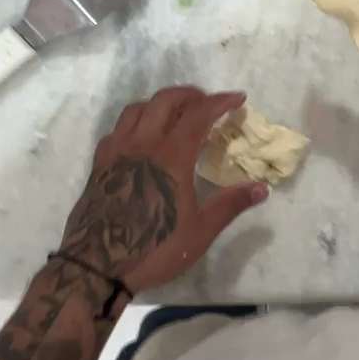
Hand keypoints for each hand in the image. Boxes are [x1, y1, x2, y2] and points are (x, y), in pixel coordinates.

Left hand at [57, 87, 267, 294]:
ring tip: (176, 114)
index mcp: (172, 155)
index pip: (198, 114)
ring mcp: (117, 150)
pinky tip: (143, 138)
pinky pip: (118, 128)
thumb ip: (231, 204)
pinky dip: (137, 122)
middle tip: (207, 103)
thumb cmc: (154, 247)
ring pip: (138, 108)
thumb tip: (262, 188)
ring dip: (161, 103)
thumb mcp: (200, 230)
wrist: (96, 265)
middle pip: (166, 101)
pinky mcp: (99, 163)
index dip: (220, 102)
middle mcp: (143, 143)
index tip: (237, 98)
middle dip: (190, 95)